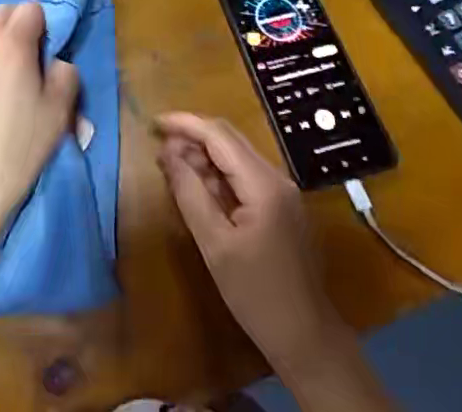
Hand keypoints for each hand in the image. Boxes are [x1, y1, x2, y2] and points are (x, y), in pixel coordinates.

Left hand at [0, 2, 79, 252]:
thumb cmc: (17, 146)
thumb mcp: (59, 111)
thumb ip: (65, 75)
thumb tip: (55, 64)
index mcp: (10, 43)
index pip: (31, 9)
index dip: (45, 26)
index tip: (49, 56)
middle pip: (3, 15)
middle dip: (20, 29)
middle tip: (33, 67)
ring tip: (8, 92)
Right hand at [155, 112, 338, 367]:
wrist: (307, 337)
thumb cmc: (257, 295)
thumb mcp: (214, 245)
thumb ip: (190, 193)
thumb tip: (168, 154)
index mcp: (263, 184)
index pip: (219, 136)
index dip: (185, 124)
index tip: (154, 123)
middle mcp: (277, 178)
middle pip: (230, 139)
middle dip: (193, 137)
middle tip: (160, 149)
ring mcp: (282, 191)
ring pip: (237, 156)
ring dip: (204, 156)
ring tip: (172, 167)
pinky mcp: (281, 205)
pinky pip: (245, 176)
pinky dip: (219, 174)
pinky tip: (199, 186)